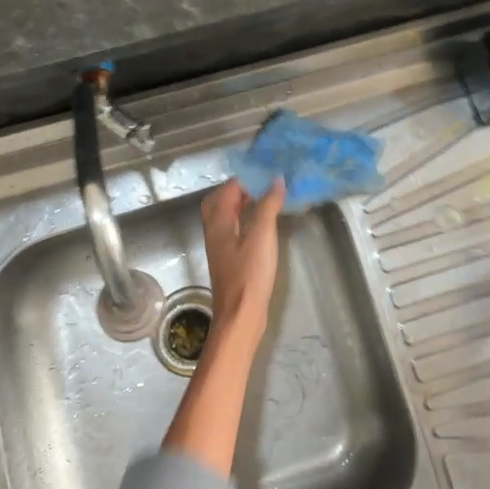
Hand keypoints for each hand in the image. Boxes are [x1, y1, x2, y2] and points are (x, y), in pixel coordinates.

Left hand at [200, 178, 286, 343]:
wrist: (240, 315)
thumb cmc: (250, 274)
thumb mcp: (262, 236)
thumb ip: (268, 206)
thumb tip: (275, 180)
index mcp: (219, 221)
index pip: (228, 189)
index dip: (246, 178)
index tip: (267, 173)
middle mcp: (214, 231)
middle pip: (219, 201)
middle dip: (238, 190)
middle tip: (261, 187)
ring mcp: (220, 247)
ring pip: (224, 216)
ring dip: (241, 205)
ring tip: (264, 201)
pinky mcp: (228, 259)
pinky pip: (232, 230)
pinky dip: (244, 221)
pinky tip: (261, 227)